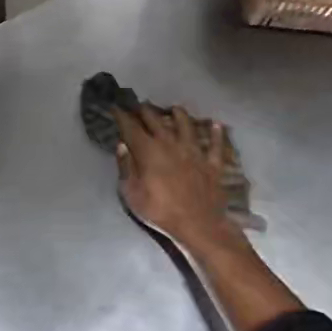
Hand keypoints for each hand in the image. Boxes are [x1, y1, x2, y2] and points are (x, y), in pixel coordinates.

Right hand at [112, 104, 238, 250]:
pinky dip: (216, 134)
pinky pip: (215, 145)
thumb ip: (126, 167)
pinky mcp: (212, 163)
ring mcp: (194, 152)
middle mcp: (171, 145)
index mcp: (148, 151)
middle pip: (157, 121)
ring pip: (186, 126)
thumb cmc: (159, 210)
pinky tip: (216, 124)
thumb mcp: (131, 193)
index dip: (121, 116)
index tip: (115, 107)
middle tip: (139, 105)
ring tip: (175, 108)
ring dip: (179, 115)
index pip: (131, 128)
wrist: (198, 224)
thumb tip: (122, 146)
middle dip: (146, 111)